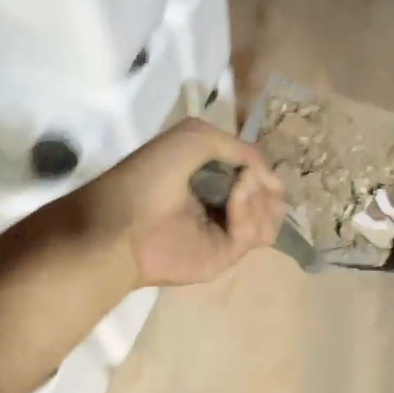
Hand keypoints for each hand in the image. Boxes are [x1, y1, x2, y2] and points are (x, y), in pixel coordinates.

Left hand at [79, 119, 287, 286]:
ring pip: (270, 216)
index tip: (258, 165)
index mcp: (210, 176)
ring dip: (260, 197)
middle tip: (250, 177)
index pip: (255, 172)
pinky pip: (258, 234)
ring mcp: (225, 230)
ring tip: (241, 189)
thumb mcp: (193, 138)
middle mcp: (221, 202)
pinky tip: (235, 201)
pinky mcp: (228, 254)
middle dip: (266, 183)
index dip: (262, 167)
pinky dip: (250, 213)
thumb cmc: (150, 177)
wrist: (123, 224)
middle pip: (269, 195)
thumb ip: (239, 146)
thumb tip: (269, 175)